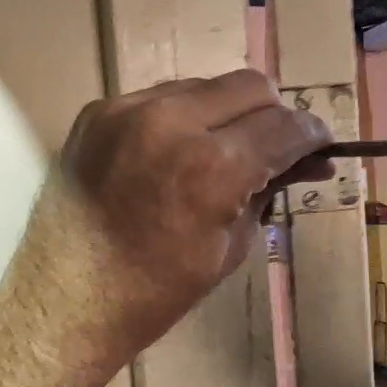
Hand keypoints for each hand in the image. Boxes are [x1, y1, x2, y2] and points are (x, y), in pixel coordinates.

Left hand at [13, 70, 331, 371]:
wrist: (65, 299)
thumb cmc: (155, 293)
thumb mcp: (229, 247)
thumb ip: (267, 191)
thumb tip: (305, 163)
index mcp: (210, 167)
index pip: (284, 127)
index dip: (311, 135)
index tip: (320, 145)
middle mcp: (170, 122)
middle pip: (249, 86)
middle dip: (272, 115)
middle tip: (275, 148)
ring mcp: (127, 110)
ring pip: (203, 86)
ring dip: (224, 114)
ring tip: (221, 152)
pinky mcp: (97, 111)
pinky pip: (158, 98)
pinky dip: (179, 119)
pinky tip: (174, 153)